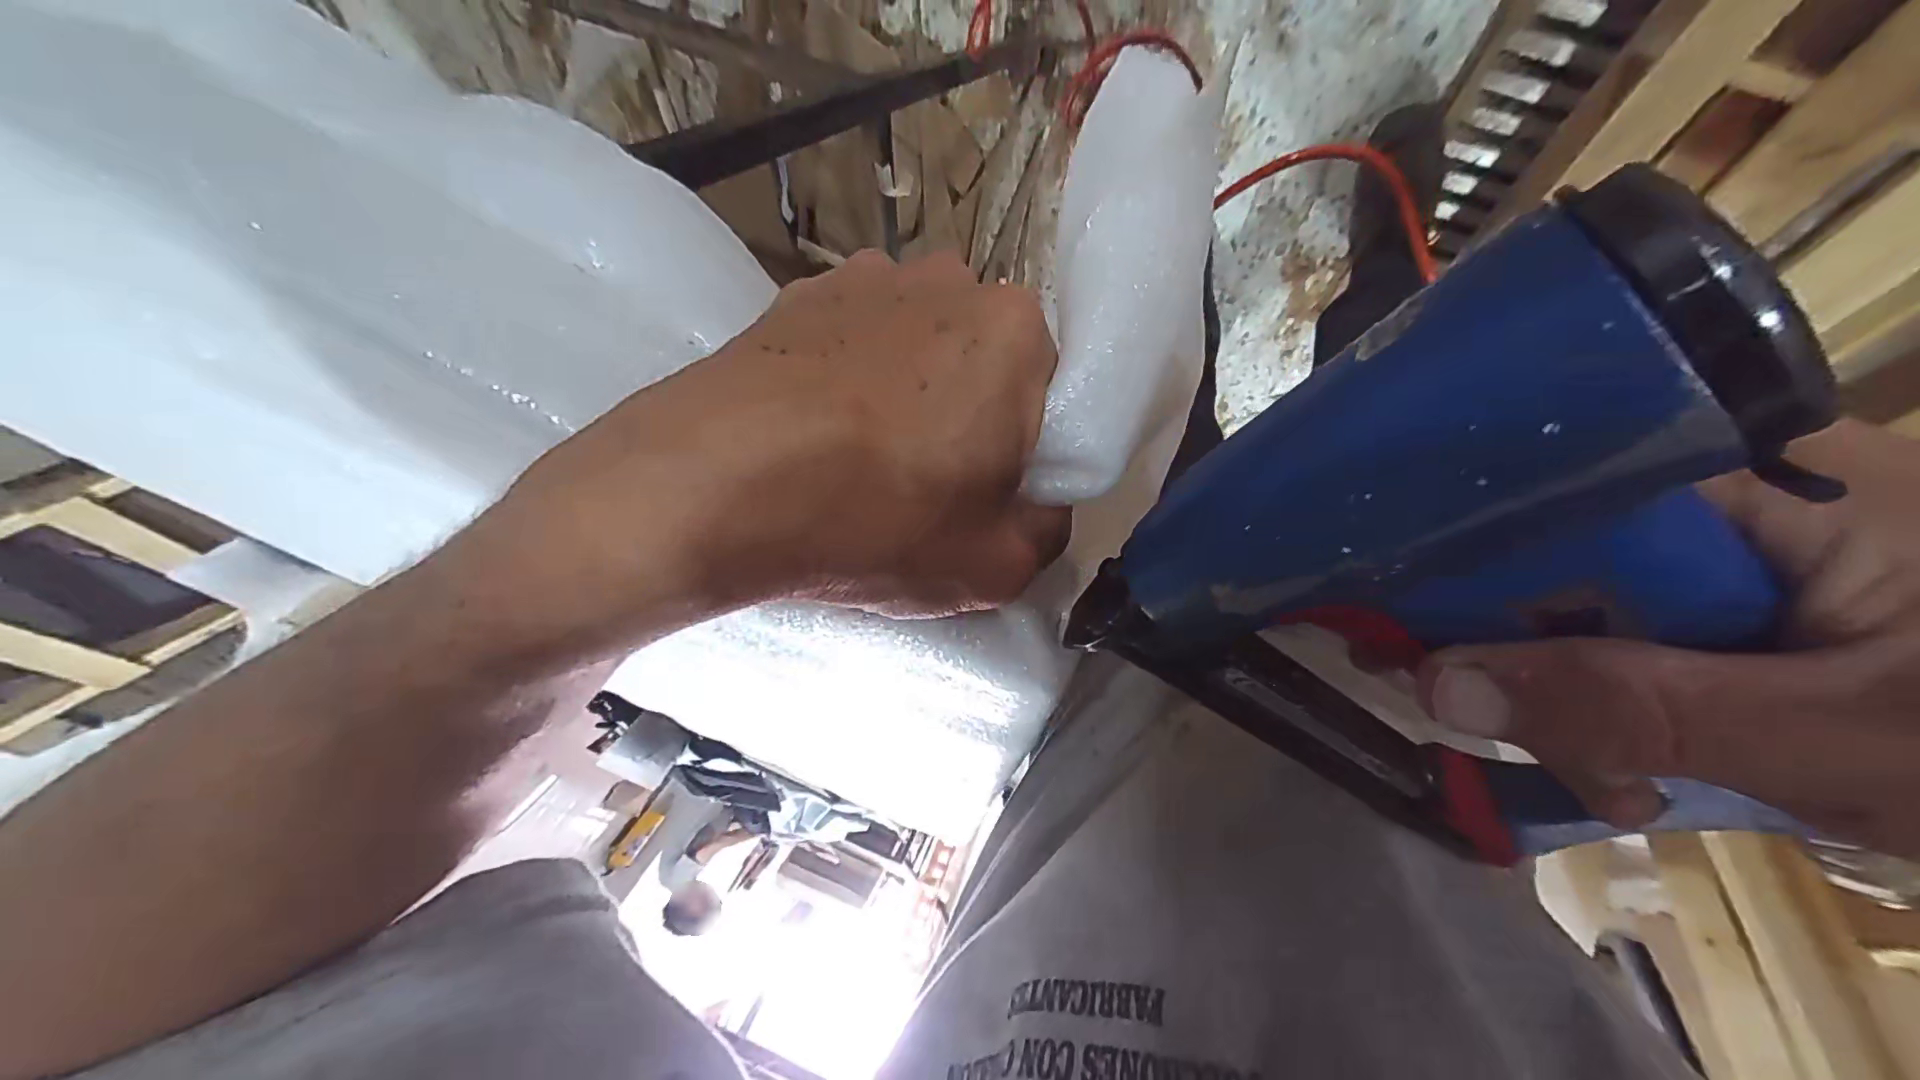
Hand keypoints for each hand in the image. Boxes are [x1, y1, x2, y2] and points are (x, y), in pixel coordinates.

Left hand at [444, 250, 1071, 661]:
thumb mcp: (995, 564)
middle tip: (927, 483)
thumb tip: (1037, 504)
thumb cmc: (876, 521)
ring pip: (918, 348)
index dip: (1026, 452)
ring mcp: (865, 278)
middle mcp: (949, 282)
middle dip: (970, 417)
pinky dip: (848, 382)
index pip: (1051, 394)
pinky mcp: (795, 296)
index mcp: (1016, 333)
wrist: (711, 488)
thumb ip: (1048, 531)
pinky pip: (852, 344)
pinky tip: (816, 433)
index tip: (986, 494)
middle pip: (983, 363)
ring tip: (861, 459)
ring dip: (909, 395)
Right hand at [1416, 420, 1919, 858]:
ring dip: (1560, 697)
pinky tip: (1630, 770)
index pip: (1556, 485)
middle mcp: (1727, 495)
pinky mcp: (1727, 610)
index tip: (1402, 623)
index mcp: (1767, 476)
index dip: (1464, 550)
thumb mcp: (1842, 740)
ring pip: (1571, 607)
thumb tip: (1437, 684)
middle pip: (1548, 552)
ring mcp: (1727, 556)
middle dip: (1515, 648)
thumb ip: (1636, 708)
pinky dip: (1602, 709)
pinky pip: (1613, 640)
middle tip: (1491, 725)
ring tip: (1604, 781)